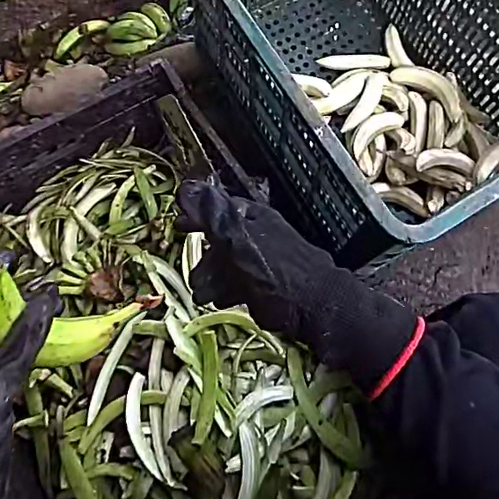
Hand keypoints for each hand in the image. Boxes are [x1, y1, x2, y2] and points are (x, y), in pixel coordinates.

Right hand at [178, 180, 416, 386]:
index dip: (194, 214)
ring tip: (204, 294)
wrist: (322, 311)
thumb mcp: (241, 246)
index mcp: (252, 217)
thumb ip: (214, 219)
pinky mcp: (273, 280)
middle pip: (222, 237)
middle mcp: (260, 232)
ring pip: (231, 261)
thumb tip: (187, 188)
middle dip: (203, 255)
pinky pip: (244, 278)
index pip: (216, 207)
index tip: (176, 224)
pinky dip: (229, 287)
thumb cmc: (280, 278)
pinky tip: (224, 301)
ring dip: (214, 276)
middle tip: (191, 274)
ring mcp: (268, 256)